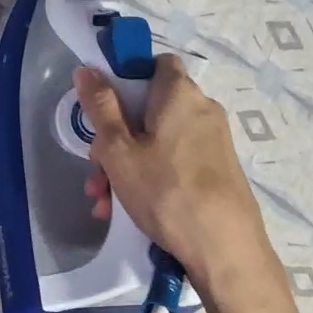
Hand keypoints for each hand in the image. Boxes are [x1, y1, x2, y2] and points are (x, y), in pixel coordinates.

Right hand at [75, 55, 277, 293]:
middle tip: (95, 168)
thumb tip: (88, 70)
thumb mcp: (119, 150)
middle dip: (115, 135)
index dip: (127, 75)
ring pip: (157, 139)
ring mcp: (212, 141)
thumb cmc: (166, 191)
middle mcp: (202, 110)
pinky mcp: (216, 169)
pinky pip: (173, 160)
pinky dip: (150, 175)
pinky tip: (127, 208)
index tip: (102, 102)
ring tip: (104, 198)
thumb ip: (101, 108)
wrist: (225, 250)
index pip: (155, 62)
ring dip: (126, 163)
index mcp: (179, 94)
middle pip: (149, 107)